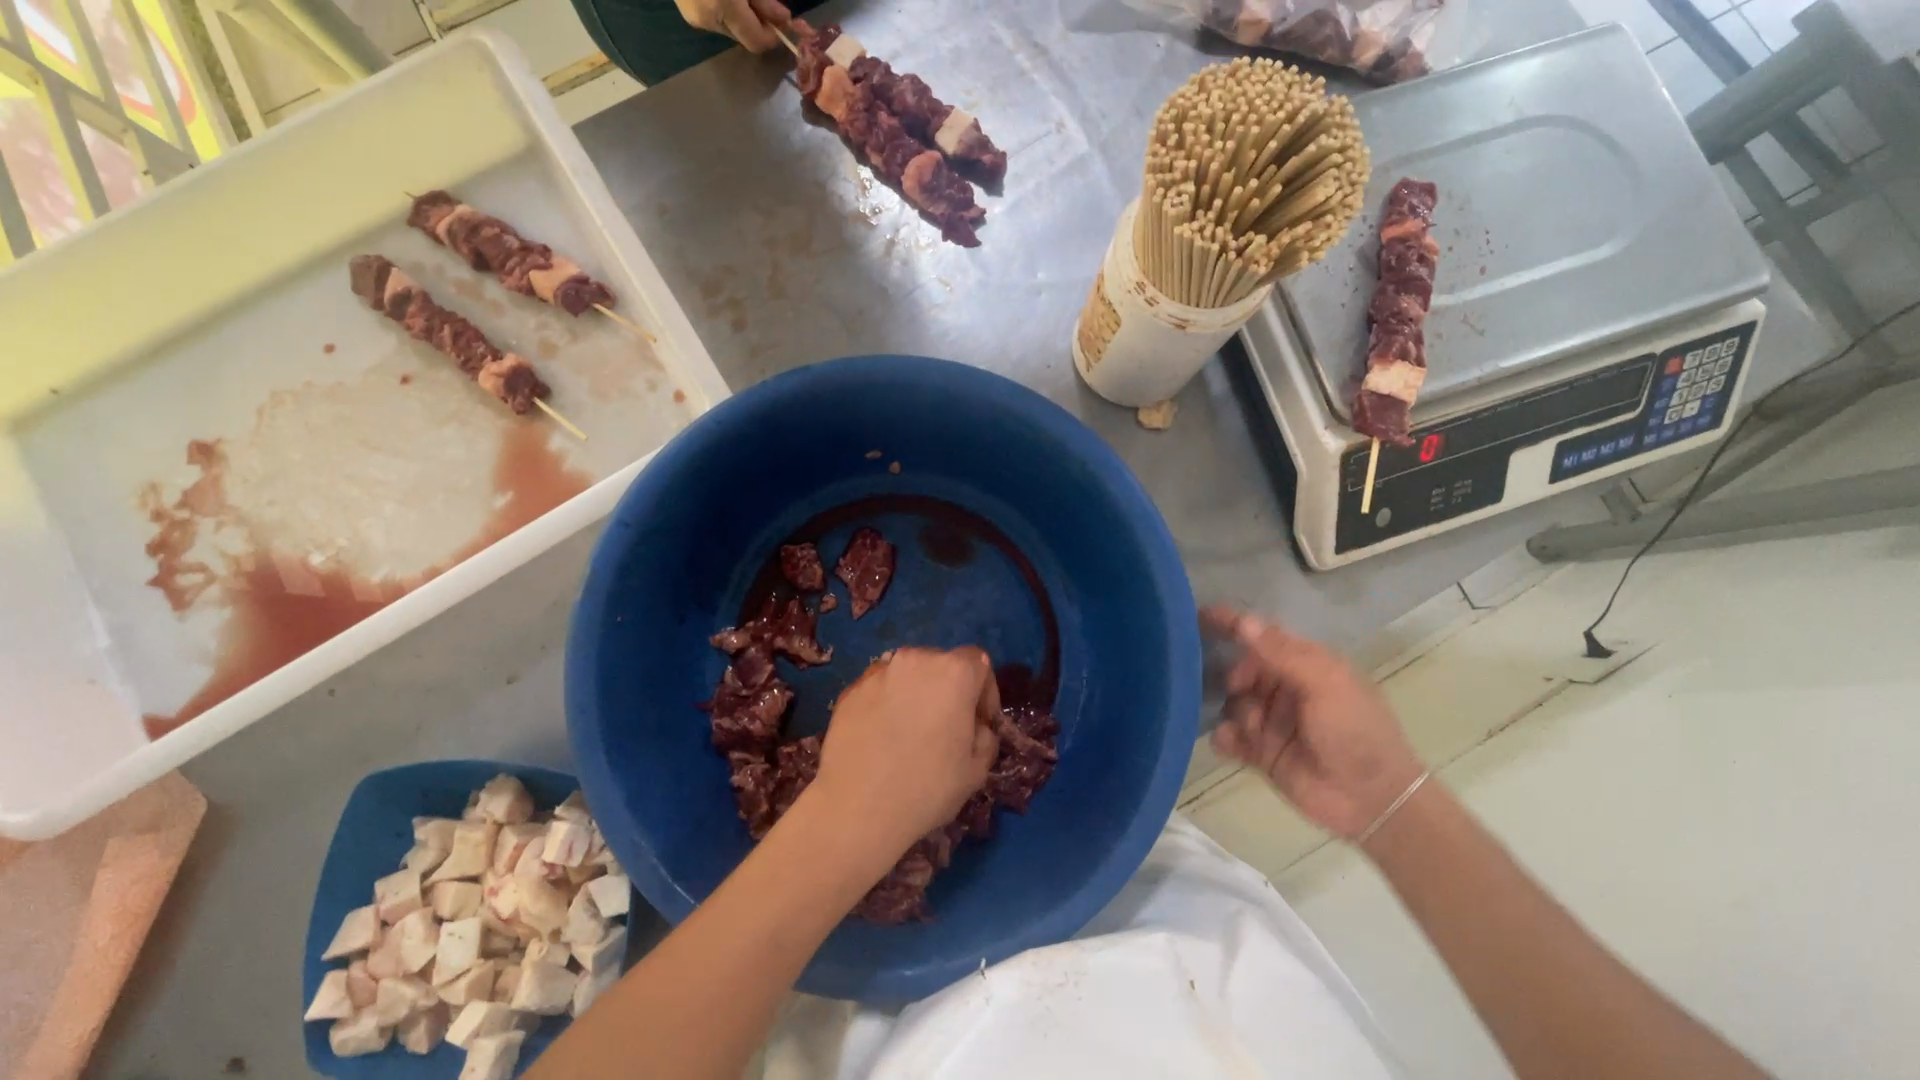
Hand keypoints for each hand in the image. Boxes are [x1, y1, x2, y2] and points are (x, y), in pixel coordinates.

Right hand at [673, 0, 790, 52]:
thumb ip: (764, 1)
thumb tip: (782, 20)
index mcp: (723, 7)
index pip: (756, 41)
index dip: (773, 34)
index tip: (784, 17)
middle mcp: (707, 19)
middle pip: (744, 37)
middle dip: (758, 22)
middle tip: (766, 1)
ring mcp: (694, 17)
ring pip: (731, 28)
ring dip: (743, 15)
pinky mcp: (687, 11)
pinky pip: (716, 17)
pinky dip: (727, 8)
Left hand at [808, 647, 1000, 858]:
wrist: (856, 808)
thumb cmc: (928, 788)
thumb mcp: (978, 768)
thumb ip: (985, 735)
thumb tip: (974, 726)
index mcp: (953, 672)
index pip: (979, 662)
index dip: (985, 692)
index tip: (980, 723)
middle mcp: (915, 660)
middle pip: (941, 664)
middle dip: (949, 690)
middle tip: (946, 728)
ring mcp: (877, 673)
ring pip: (907, 676)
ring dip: (916, 695)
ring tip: (910, 733)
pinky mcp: (849, 690)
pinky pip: (879, 690)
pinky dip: (886, 705)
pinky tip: (882, 739)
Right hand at [1203, 607, 1423, 839]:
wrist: (1372, 799)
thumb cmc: (1355, 731)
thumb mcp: (1325, 684)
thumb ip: (1282, 653)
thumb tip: (1244, 622)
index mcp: (1308, 665)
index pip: (1265, 637)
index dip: (1234, 625)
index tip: (1200, 615)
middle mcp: (1287, 690)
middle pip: (1244, 670)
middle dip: (1236, 677)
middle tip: (1239, 689)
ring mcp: (1274, 723)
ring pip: (1235, 705)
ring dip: (1235, 711)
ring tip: (1250, 728)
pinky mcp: (1264, 754)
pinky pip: (1232, 739)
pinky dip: (1226, 737)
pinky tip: (1230, 742)